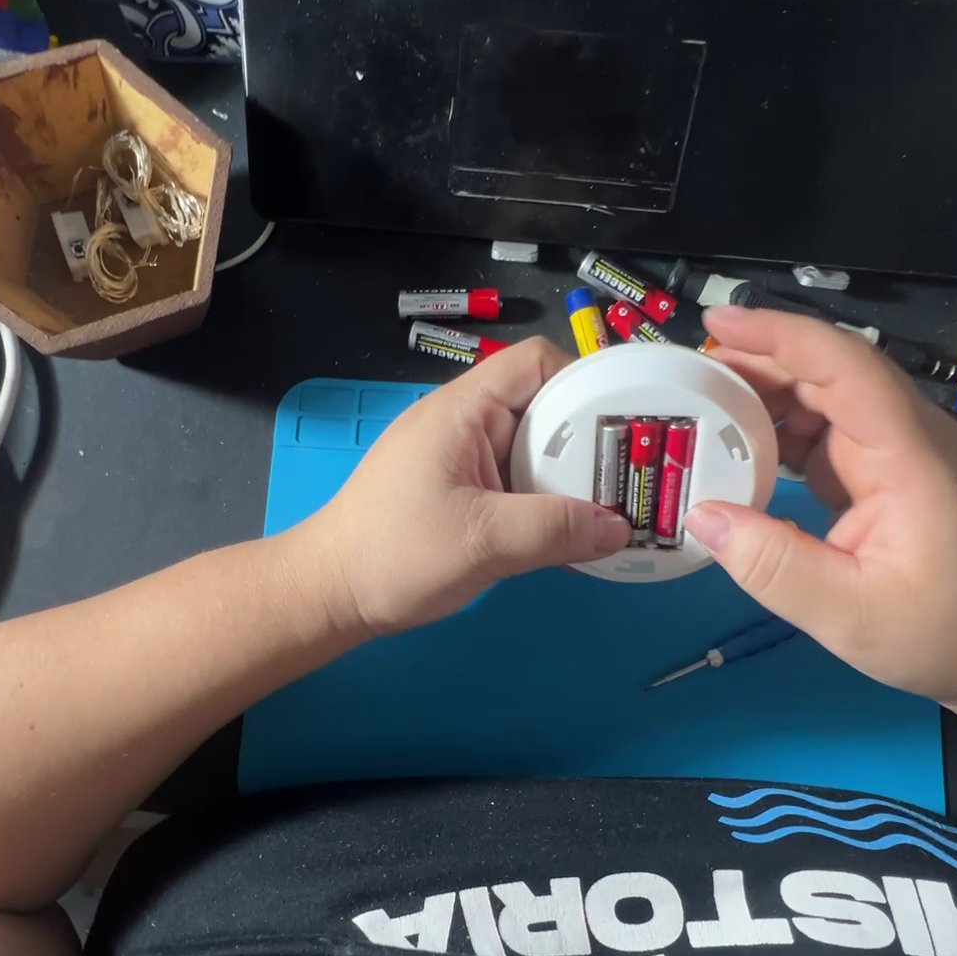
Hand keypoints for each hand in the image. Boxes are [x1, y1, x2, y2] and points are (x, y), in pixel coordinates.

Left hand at [295, 339, 632, 635]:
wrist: (330, 593)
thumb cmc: (395, 554)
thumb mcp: (483, 541)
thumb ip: (555, 530)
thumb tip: (619, 528)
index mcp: (462, 411)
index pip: (535, 362)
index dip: (584, 381)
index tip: (622, 421)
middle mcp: (461, 424)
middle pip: (539, 407)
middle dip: (585, 438)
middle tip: (626, 475)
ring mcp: (455, 458)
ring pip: (527, 449)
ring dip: (564, 476)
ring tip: (605, 508)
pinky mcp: (453, 490)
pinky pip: (510, 481)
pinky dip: (540, 500)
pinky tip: (563, 531)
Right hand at [685, 306, 956, 710]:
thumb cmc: (945, 633)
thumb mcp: (849, 616)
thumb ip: (771, 566)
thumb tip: (700, 515)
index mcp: (909, 456)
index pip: (845, 367)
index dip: (780, 337)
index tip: (715, 325)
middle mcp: (905, 436)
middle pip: (826, 372)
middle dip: (754, 362)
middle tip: (682, 376)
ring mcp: (895, 451)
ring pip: (820, 398)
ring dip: (759, 396)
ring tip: (696, 408)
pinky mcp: (881, 471)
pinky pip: (821, 433)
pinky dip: (774, 432)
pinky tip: (734, 447)